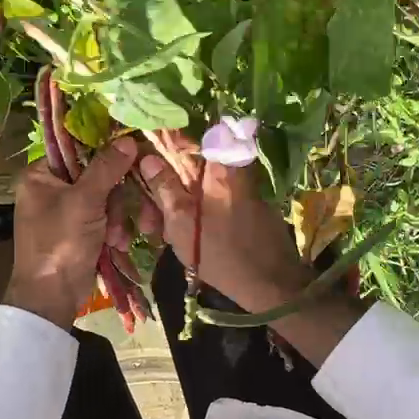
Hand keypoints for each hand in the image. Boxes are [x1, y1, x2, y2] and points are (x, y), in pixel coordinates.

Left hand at [2, 137, 139, 325]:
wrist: (51, 297)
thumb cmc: (60, 243)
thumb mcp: (84, 201)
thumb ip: (106, 168)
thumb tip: (127, 139)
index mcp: (40, 175)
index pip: (77, 150)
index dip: (105, 154)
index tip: (131, 157)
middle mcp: (50, 188)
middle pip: (96, 176)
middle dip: (113, 199)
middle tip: (117, 217)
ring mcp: (64, 211)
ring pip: (104, 198)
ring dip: (116, 218)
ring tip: (115, 239)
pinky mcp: (78, 231)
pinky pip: (103, 218)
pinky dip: (111, 230)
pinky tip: (115, 245)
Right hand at [136, 130, 312, 312]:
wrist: (271, 285)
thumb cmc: (221, 253)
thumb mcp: (182, 222)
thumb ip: (165, 188)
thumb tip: (148, 158)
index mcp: (218, 167)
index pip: (192, 134)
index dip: (167, 137)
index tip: (147, 150)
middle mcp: (234, 170)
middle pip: (193, 162)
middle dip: (167, 180)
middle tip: (149, 210)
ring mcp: (243, 188)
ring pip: (202, 183)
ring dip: (179, 200)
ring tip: (159, 229)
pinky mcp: (249, 207)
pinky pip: (214, 198)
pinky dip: (197, 210)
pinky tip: (183, 233)